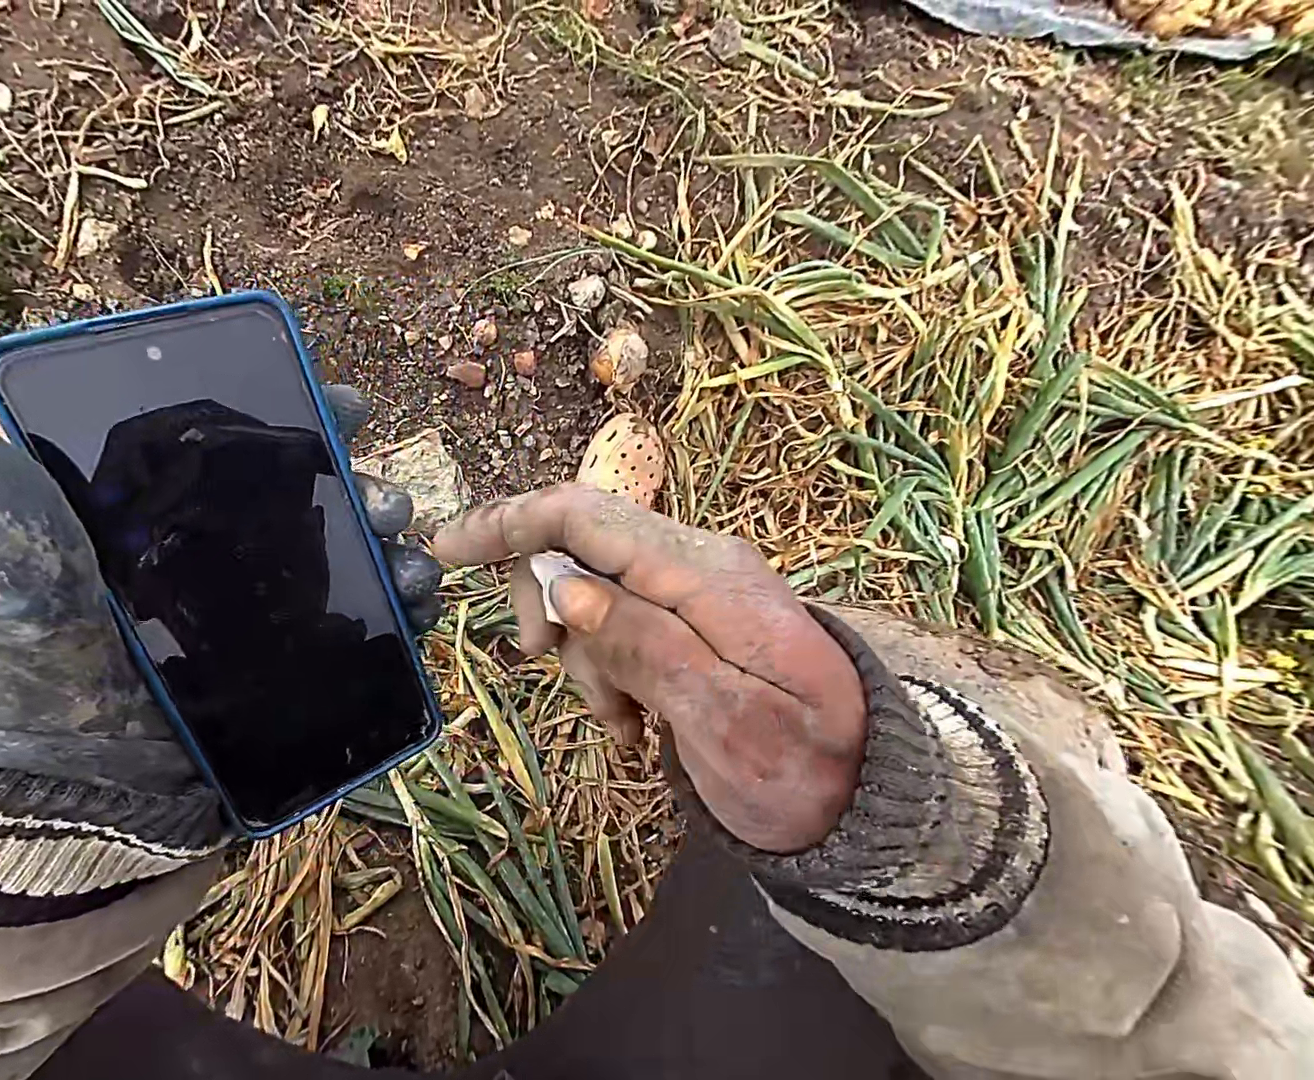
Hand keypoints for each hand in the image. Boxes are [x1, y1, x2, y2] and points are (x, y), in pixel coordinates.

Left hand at [0, 384, 440, 793]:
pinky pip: (371, 630)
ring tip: (413, 572)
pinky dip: (404, 616)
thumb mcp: (24, 617)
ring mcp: (284, 613)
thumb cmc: (39, 706)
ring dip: (399, 557)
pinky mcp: (309, 666)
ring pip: (362, 566)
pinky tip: (417, 615)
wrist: (76, 818)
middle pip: (329, 507)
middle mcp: (243, 558)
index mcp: (187, 525)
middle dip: (371, 493)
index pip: (252, 456)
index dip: (305, 421)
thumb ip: (15, 539)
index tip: (346, 407)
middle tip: (387, 507)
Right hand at [432, 484, 865, 852]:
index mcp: (702, 575)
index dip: (508, 522)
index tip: (445, 547)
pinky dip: (607, 668)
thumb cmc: (804, 764)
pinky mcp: (691, 615)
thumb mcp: (724, 719)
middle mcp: (695, 562)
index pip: (585, 516)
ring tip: (627, 721)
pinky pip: (619, 623)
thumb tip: (566, 589)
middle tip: (545, 663)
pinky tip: (637, 716)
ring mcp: (694, 587)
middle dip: (546, 606)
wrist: (868, 785)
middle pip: (576, 545)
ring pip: (591, 594)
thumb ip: (645, 643)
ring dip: (585, 657)